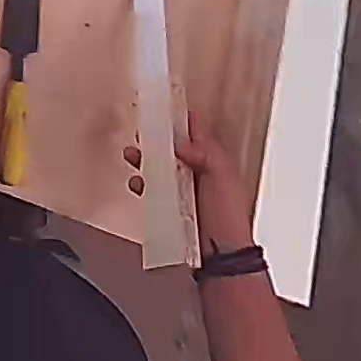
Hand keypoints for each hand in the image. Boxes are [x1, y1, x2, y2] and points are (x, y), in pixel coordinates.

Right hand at [122, 112, 254, 254]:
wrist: (221, 254)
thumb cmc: (227, 214)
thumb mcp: (222, 175)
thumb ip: (204, 153)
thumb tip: (181, 143)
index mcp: (211, 157)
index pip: (192, 129)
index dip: (178, 116)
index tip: (161, 106)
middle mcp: (195, 169)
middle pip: (170, 145)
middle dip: (154, 137)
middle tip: (141, 131)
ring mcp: (181, 187)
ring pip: (158, 165)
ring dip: (144, 158)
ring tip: (132, 154)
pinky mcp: (170, 204)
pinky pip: (152, 188)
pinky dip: (142, 183)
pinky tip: (137, 183)